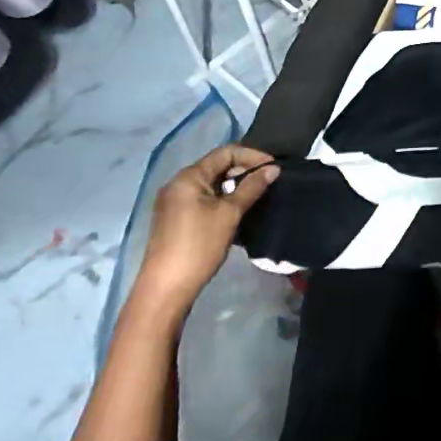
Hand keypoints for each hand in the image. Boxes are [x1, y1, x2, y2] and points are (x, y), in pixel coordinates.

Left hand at [132, 144, 279, 312]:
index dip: (252, 156)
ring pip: (211, 184)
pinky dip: (222, 199)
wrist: (166, 287)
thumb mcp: (230, 214)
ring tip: (256, 197)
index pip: (225, 152)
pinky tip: (236, 212)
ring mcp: (174, 202)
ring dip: (234, 187)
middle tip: (267, 183)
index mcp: (188, 177)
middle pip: (217, 166)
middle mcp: (178, 183)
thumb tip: (273, 168)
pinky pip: (203, 198)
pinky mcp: (175, 218)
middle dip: (244, 171)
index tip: (273, 168)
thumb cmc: (199, 245)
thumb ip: (252, 187)